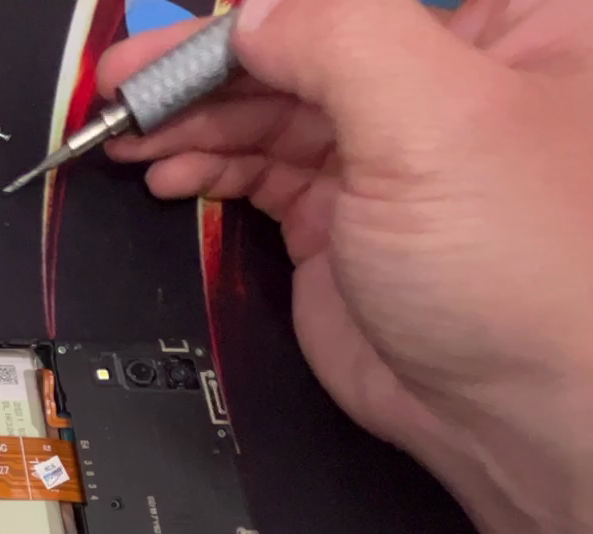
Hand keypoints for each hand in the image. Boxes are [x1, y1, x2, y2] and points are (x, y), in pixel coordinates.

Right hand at [104, 0, 592, 468]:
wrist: (502, 393)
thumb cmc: (518, 258)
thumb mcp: (435, 121)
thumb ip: (339, 46)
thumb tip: (250, 15)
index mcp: (504, 26)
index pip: (340, 8)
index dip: (245, 22)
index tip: (159, 51)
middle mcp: (435, 84)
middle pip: (292, 58)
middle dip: (199, 77)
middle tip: (117, 95)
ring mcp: (376, 156)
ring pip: (263, 118)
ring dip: (189, 128)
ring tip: (124, 142)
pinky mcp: (329, 219)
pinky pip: (254, 175)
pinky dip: (205, 171)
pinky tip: (167, 175)